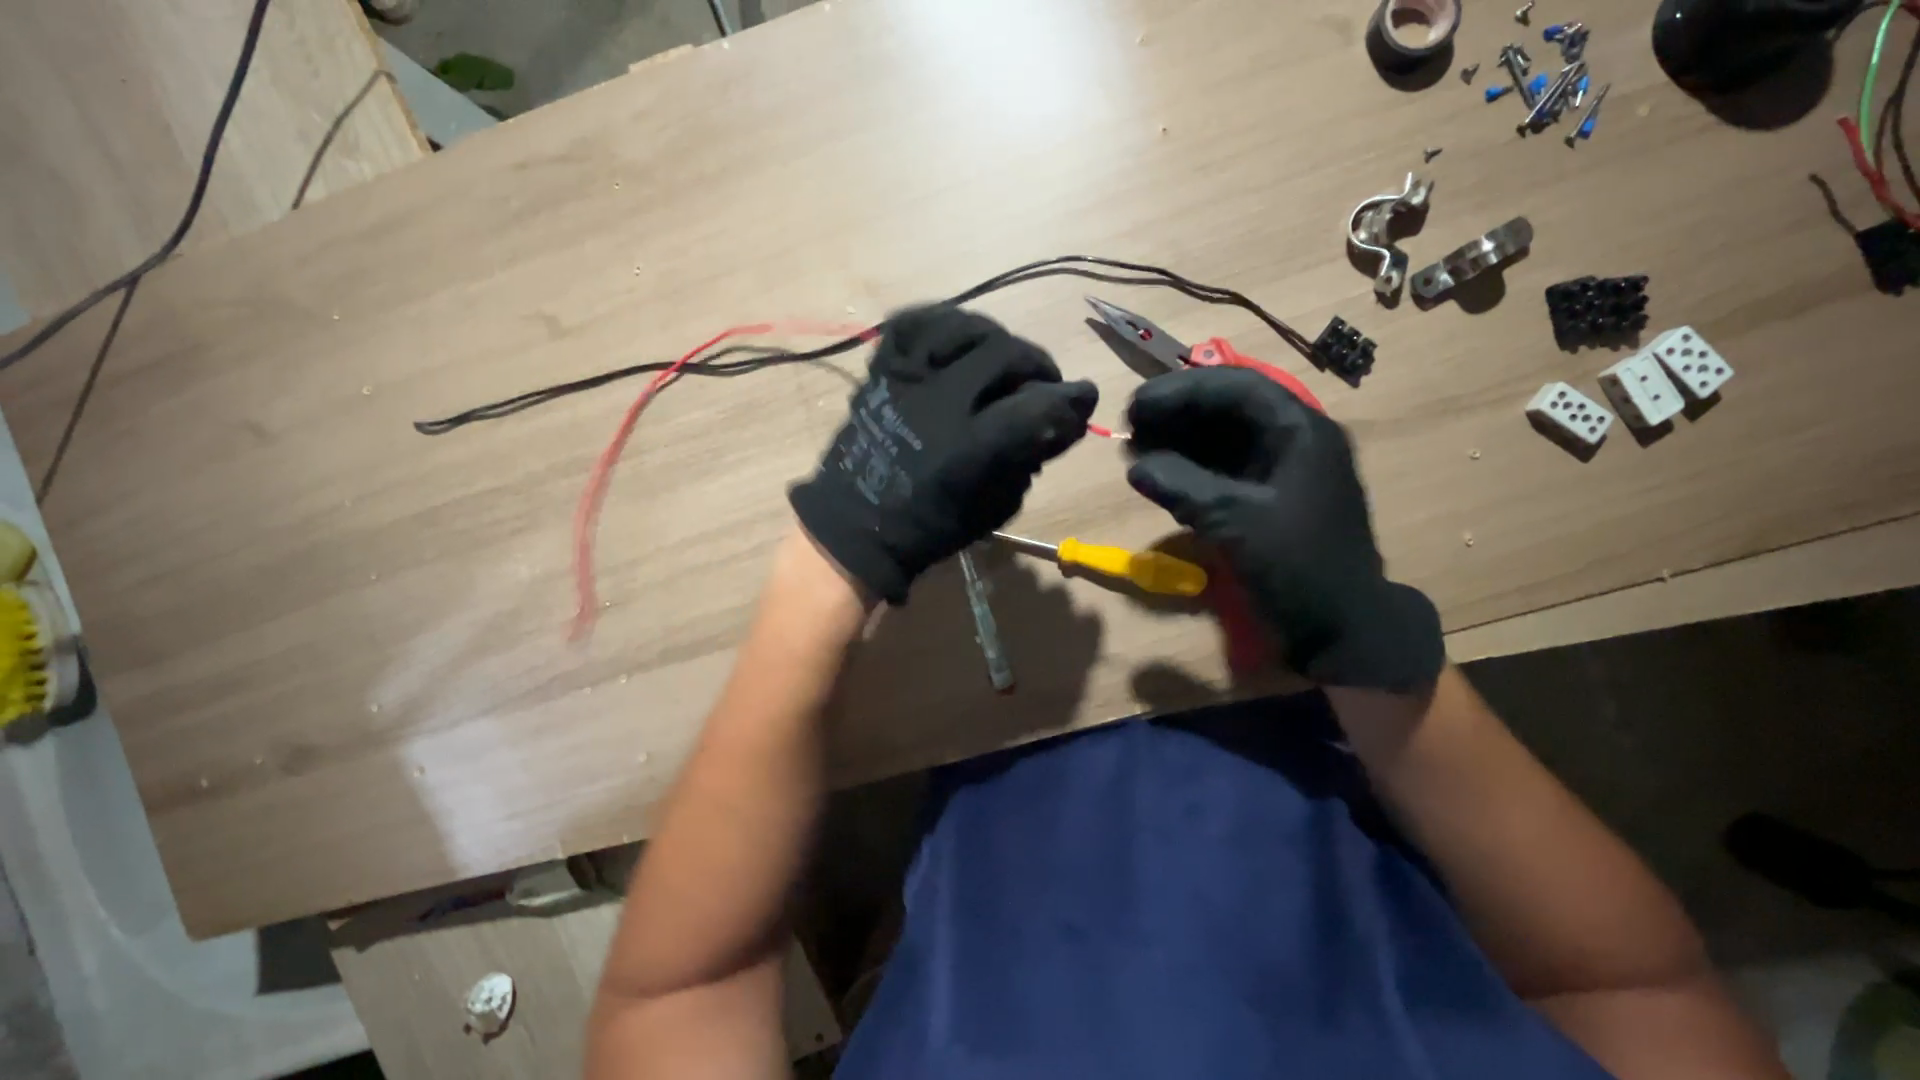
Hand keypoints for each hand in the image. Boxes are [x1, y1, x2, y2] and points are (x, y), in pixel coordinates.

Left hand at [790, 305, 1096, 603]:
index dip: (1070, 401)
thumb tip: (1060, 418)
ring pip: (961, 327)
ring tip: (1002, 358)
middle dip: (1036, 365)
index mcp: (970, 451)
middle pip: (1004, 354)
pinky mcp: (881, 369)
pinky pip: (915, 322)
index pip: (1036, 408)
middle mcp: (938, 405)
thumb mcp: (995, 506)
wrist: (854, 525)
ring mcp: (905, 379)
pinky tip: (959, 338)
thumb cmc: (931, 525)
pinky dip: (945, 324)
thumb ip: (1030, 458)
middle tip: (1042, 383)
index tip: (1084, 398)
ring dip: (995, 339)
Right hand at [1124, 367, 1441, 691]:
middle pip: (1229, 409)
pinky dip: (1193, 472)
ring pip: (1226, 440)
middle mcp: (1295, 441)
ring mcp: (1286, 472)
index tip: (1136, 406)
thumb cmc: (1297, 565)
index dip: (1180, 391)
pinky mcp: (1273, 501)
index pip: (1236, 387)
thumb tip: (1137, 467)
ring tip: (1137, 451)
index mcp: (1301, 431)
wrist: (1343, 628)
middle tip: (1131, 427)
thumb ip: (1183, 486)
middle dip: (1177, 415)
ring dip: (1181, 443)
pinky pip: (1228, 471)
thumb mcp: (1236, 521)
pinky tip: (1162, 479)